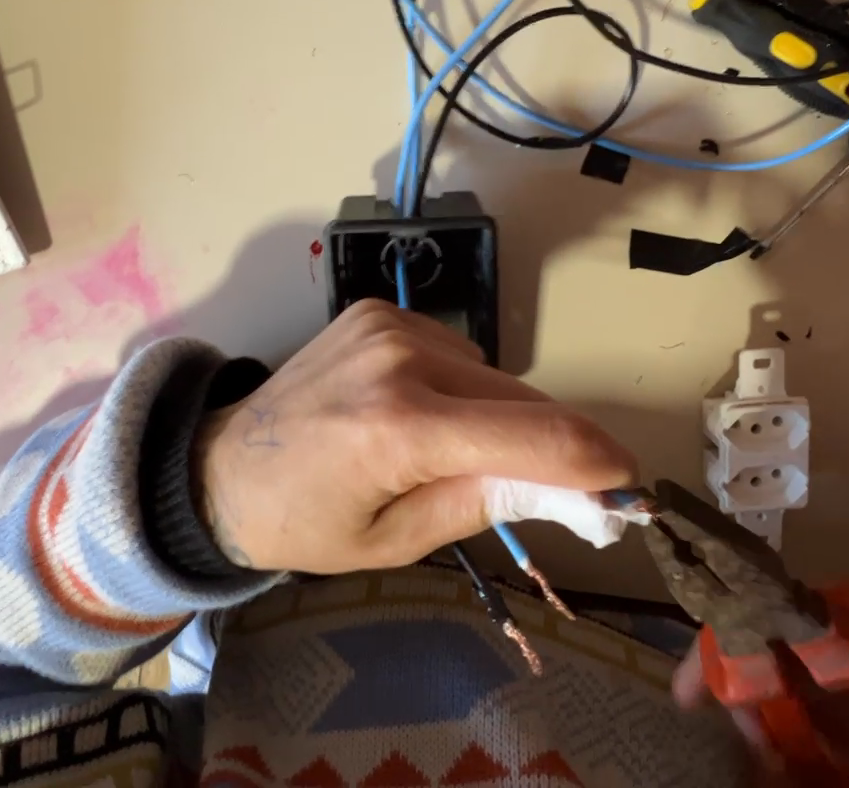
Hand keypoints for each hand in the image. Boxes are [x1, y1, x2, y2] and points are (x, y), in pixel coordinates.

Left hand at [195, 299, 635, 573]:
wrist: (223, 465)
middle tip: (554, 484)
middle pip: (522, 398)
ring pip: (493, 374)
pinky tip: (422, 408)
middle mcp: (401, 358)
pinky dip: (463, 385)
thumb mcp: (398, 539)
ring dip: (501, 413)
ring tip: (451, 448)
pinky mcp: (380, 310)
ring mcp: (389, 324)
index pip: (535, 434)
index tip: (626, 482)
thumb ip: (488, 501)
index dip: (596, 458)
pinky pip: (458, 352)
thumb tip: (573, 486)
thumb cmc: (307, 521)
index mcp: (401, 428)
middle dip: (553, 442)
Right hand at [671, 586, 848, 787]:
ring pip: (805, 702)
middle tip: (736, 757)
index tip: (695, 692)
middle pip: (784, 659)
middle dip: (746, 698)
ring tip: (757, 771)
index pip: (788, 615)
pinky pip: (842, 741)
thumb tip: (831, 618)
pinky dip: (813, 759)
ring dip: (774, 735)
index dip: (736, 643)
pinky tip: (802, 777)